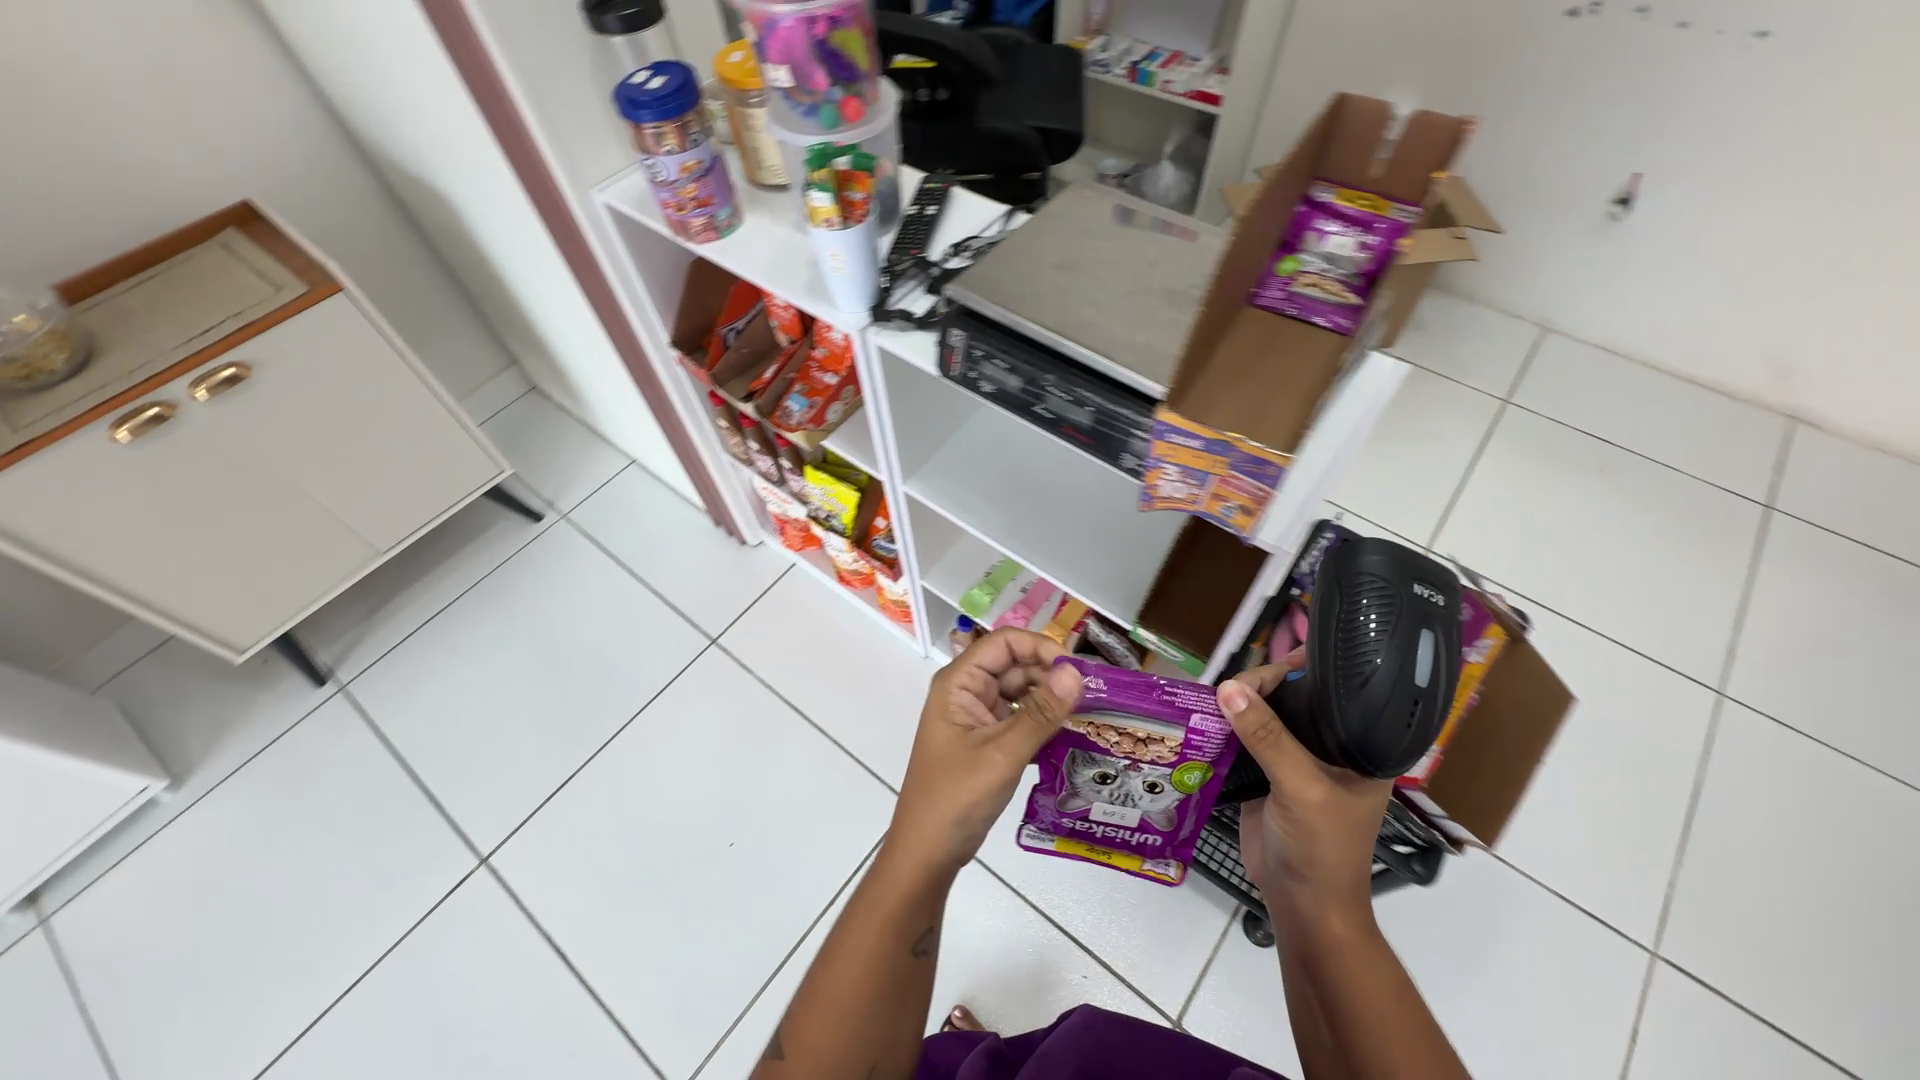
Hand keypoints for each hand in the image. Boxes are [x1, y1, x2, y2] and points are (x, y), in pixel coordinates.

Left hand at [886, 629, 1082, 878]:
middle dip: (1052, 675)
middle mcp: (967, 692)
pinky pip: (1021, 719)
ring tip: (1090, 714)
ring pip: (1022, 693)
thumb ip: (1041, 713)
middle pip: (1016, 665)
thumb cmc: (956, 796)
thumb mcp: (1003, 753)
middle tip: (1094, 695)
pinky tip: (1072, 735)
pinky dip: (1044, 723)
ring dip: (1051, 700)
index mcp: (959, 683)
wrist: (928, 851)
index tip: (1078, 670)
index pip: (1005, 643)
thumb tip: (1076, 673)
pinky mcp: (989, 741)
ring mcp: (978, 717)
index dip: (1041, 647)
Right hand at [1218, 661, 1391, 920]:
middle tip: (1231, 686)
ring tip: (1214, 694)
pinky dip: (1226, 727)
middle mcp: (1329, 745)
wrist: (1302, 905)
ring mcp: (1296, 760)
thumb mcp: (1301, 788)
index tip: (1271, 658)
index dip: (1304, 670)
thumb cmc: (1322, 848)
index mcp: (1358, 744)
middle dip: (1262, 684)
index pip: (1333, 690)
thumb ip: (1268, 737)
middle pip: (1293, 698)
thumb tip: (1228, 688)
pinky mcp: (1266, 775)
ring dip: (1240, 703)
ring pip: (1265, 716)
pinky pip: (1245, 739)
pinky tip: (1206, 713)